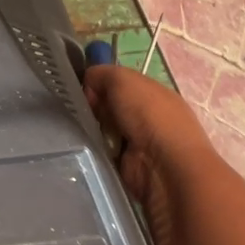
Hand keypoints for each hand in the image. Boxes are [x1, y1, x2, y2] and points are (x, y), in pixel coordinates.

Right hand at [84, 64, 222, 244]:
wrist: (167, 168)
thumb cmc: (150, 116)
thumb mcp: (121, 79)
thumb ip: (100, 74)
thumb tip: (88, 88)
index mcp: (155, 94)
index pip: (119, 84)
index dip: (98, 84)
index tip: (82, 90)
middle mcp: (151, 119)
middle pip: (110, 107)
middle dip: (93, 108)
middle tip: (77, 111)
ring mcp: (143, 146)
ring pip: (104, 131)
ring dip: (92, 131)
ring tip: (77, 130)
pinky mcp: (132, 170)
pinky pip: (105, 154)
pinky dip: (96, 152)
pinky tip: (87, 149)